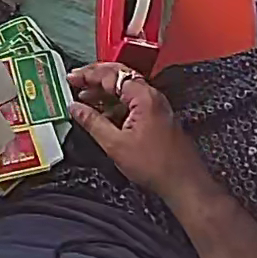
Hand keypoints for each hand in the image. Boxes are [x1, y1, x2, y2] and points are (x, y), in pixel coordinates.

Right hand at [67, 63, 209, 202]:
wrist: (184, 183)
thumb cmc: (157, 165)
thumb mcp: (115, 144)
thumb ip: (92, 122)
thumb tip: (75, 108)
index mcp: (143, 97)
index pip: (111, 74)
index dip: (88, 75)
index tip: (72, 78)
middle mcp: (151, 96)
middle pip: (119, 76)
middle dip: (95, 78)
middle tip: (76, 81)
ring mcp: (155, 106)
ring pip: (125, 89)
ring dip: (103, 91)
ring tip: (84, 99)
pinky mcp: (156, 116)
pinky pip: (131, 101)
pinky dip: (114, 103)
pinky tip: (102, 113)